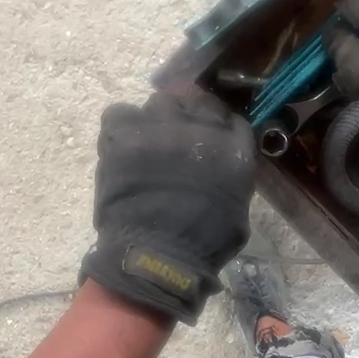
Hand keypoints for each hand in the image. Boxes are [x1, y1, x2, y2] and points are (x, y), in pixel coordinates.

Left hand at [80, 90, 255, 323]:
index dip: (217, 126)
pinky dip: (122, 127)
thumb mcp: (237, 213)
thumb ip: (233, 181)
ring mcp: (160, 127)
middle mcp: (200, 129)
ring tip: (149, 144)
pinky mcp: (124, 134)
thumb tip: (222, 168)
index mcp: (233, 151)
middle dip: (189, 116)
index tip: (209, 136)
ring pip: (159, 102)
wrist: (157, 257)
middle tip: (178, 139)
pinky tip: (124, 146)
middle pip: (195, 101)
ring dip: (157, 120)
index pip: (229, 120)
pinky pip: (121, 113)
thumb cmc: (203, 245)